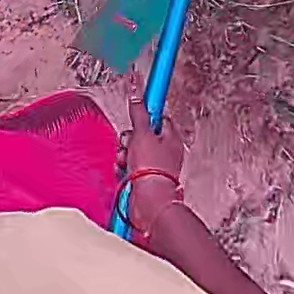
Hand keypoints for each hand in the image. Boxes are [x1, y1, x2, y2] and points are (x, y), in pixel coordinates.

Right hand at [125, 96, 185, 232]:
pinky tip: (124, 169)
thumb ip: (138, 111)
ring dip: (124, 152)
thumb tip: (137, 91)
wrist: (149, 202)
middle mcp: (164, 152)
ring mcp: (153, 166)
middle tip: (130, 141)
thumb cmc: (153, 170)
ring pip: (131, 149)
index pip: (158, 116)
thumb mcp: (143, 133)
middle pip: (140, 133)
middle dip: (129, 136)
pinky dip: (122, 166)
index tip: (138, 103)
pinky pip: (126, 164)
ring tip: (126, 158)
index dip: (146, 111)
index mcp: (171, 138)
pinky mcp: (141, 178)